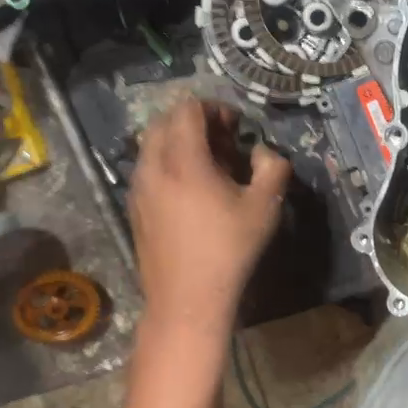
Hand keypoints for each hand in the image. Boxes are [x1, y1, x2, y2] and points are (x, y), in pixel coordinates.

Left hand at [128, 98, 290, 340]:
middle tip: (225, 142)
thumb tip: (263, 152)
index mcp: (183, 160)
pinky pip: (148, 167)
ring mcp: (139, 187)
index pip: (187, 108)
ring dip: (180, 141)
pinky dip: (168, 163)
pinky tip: (193, 190)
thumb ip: (272, 167)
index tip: (236, 127)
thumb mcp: (265, 206)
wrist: (186, 299)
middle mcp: (153, 167)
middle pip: (165, 120)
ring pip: (153, 144)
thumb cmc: (229, 250)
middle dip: (196, 121)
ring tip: (210, 166)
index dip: (215, 108)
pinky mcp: (135, 207)